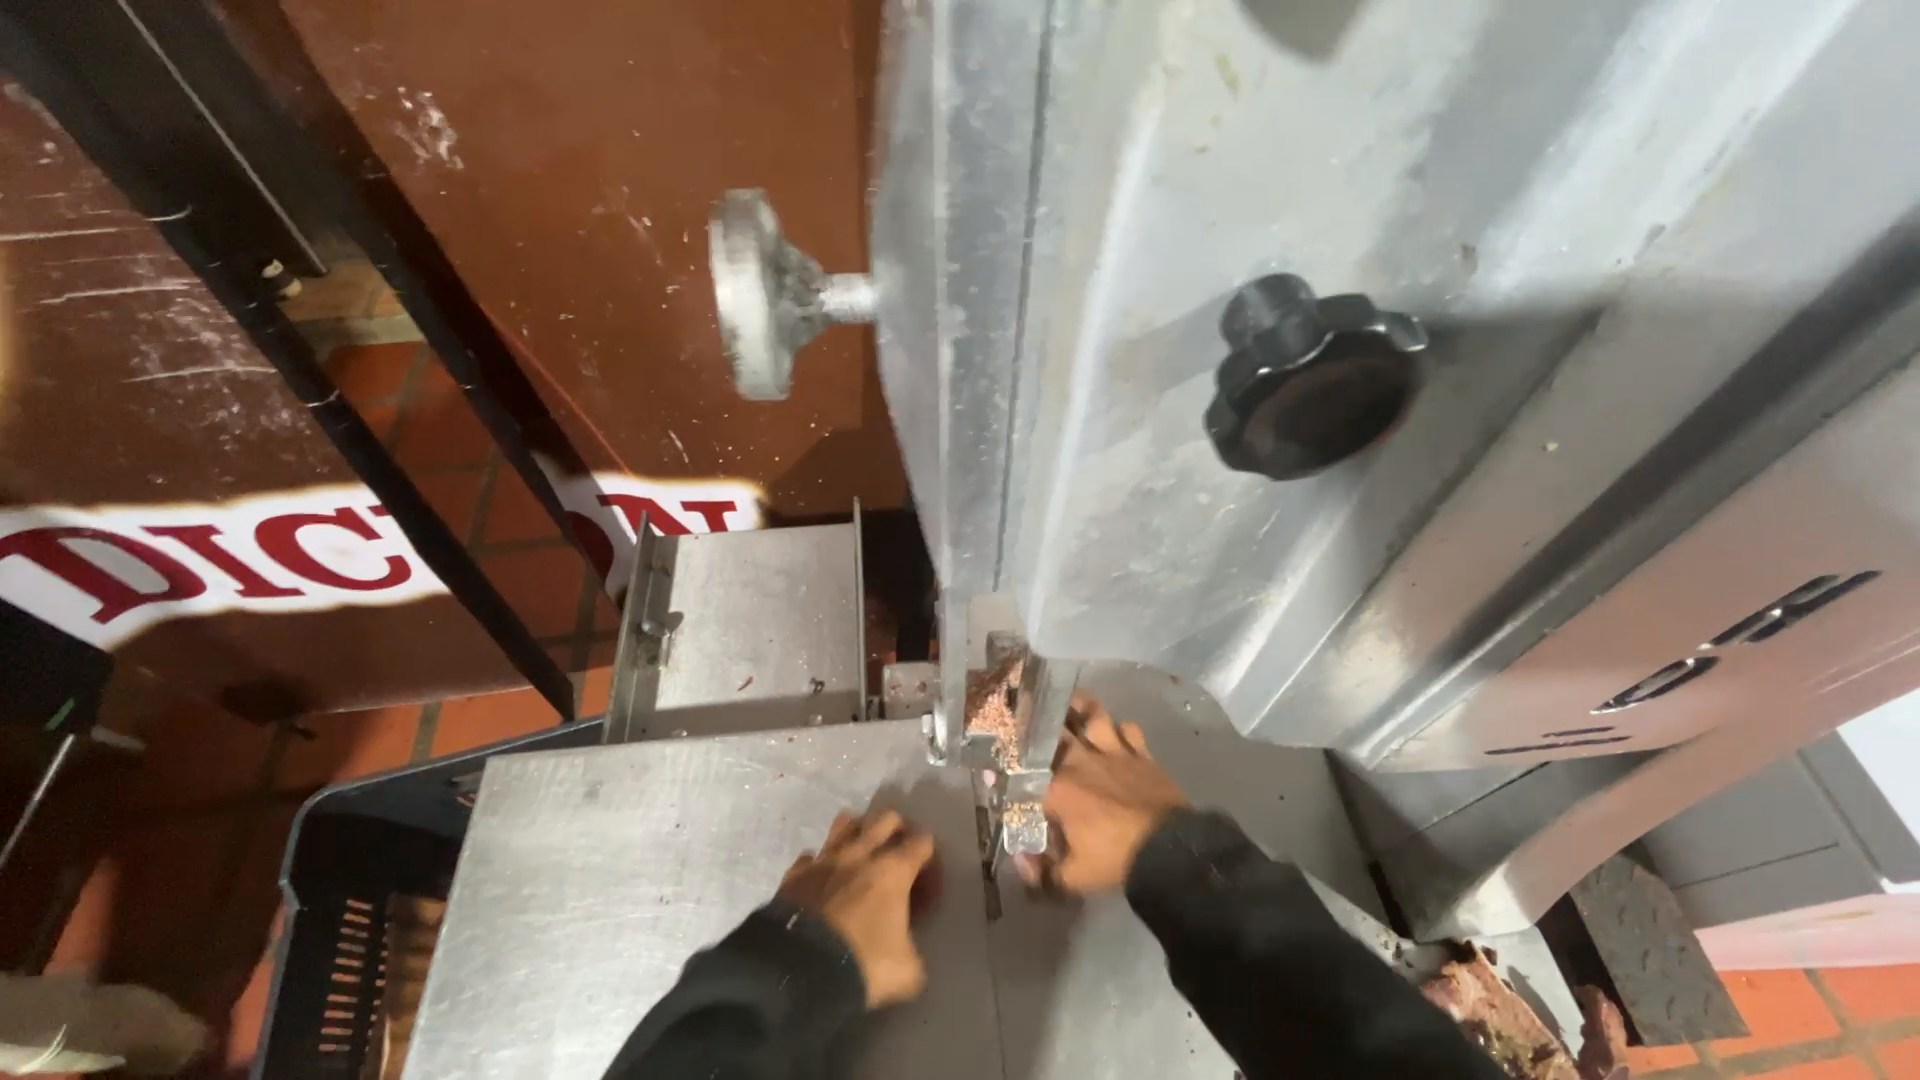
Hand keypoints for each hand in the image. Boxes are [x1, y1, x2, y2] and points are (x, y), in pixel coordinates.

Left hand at [777, 808, 937, 1008]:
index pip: (923, 842)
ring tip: (861, 858)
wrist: (797, 972)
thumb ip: (915, 954)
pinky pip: (811, 856)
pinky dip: (820, 865)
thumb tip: (909, 955)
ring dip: (858, 834)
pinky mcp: (795, 873)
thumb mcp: (906, 971)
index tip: (926, 888)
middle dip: (899, 833)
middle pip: (887, 818)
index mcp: (893, 870)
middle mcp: (860, 854)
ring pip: (846, 822)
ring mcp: (824, 859)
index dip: (931, 861)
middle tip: (899, 859)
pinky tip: (822, 884)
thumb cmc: (861, 965)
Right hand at [1018, 693, 1187, 893]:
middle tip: (1027, 715)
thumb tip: (1022, 862)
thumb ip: (1042, 871)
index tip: (995, 769)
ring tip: (1071, 705)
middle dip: (1037, 720)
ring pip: (1093, 714)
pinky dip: (1120, 729)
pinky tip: (1116, 734)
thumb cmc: (1116, 860)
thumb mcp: (1073, 877)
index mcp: (1057, 788)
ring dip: (1080, 709)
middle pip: (1054, 728)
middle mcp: (1080, 761)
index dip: (1006, 768)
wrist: (1170, 850)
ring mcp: (1113, 751)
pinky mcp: (1140, 753)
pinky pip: (1128, 728)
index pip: (1023, 771)